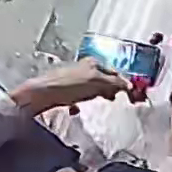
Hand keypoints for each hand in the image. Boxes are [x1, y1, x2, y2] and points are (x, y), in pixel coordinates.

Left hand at [10, 58, 131, 114]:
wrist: (40, 95)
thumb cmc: (68, 85)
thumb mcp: (98, 82)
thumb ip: (116, 83)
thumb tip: (130, 86)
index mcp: (93, 62)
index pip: (116, 73)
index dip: (125, 84)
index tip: (132, 96)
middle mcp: (84, 68)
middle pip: (106, 81)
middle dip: (111, 92)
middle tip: (113, 100)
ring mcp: (74, 79)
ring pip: (94, 90)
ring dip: (97, 98)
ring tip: (96, 104)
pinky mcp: (65, 91)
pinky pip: (81, 98)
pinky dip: (82, 104)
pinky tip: (78, 109)